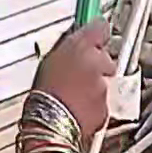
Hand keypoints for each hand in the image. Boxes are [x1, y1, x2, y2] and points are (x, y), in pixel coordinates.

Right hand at [34, 20, 112, 138]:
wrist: (50, 125)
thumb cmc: (45, 94)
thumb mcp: (50, 59)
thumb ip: (70, 48)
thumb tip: (76, 44)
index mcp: (81, 45)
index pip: (101, 27)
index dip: (98, 34)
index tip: (96, 37)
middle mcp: (97, 63)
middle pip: (105, 58)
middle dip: (97, 65)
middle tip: (78, 74)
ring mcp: (103, 86)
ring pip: (104, 82)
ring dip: (94, 87)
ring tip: (74, 96)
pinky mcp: (106, 108)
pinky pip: (103, 103)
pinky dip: (94, 105)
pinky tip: (78, 109)